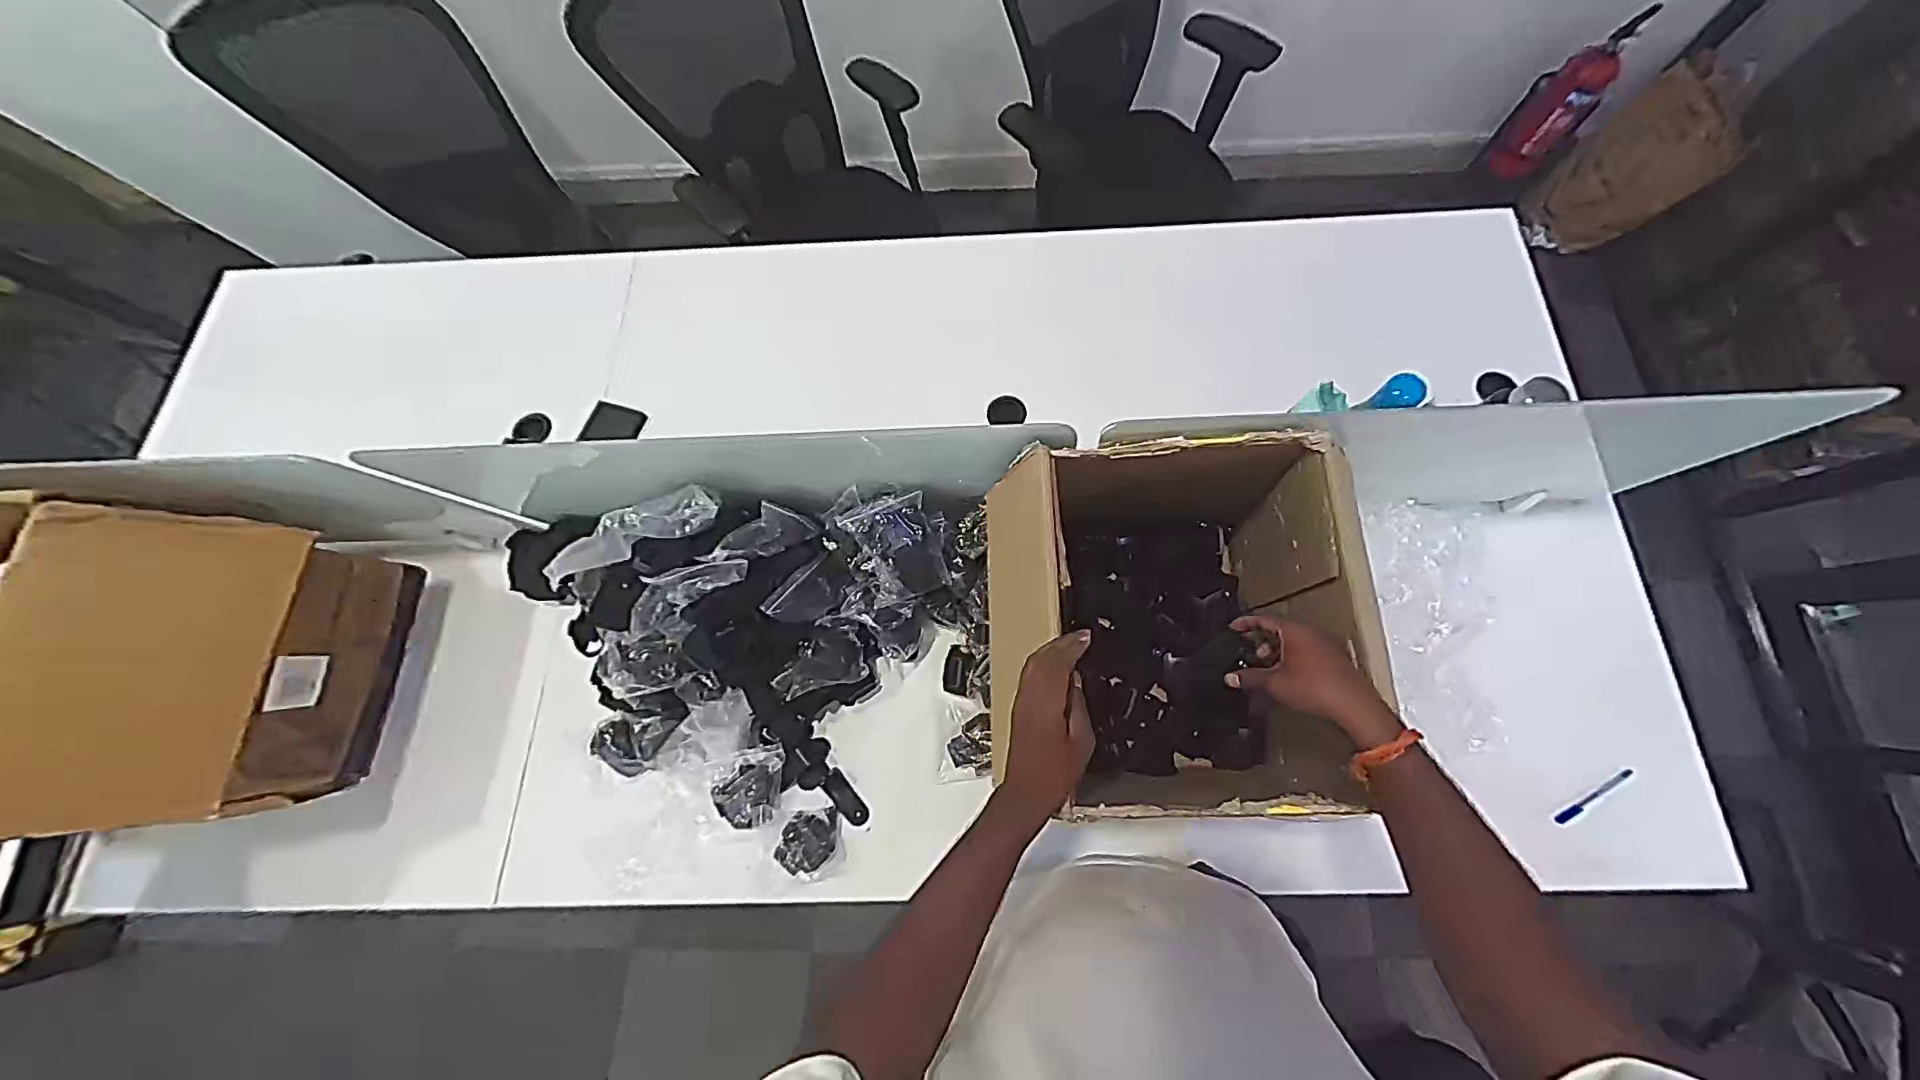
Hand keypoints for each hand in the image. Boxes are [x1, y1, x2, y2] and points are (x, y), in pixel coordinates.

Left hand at [996, 630, 1093, 823]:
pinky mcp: (1017, 708)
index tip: (1086, 637)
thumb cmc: (1055, 773)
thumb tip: (1074, 681)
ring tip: (1068, 644)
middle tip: (1080, 636)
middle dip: (1061, 643)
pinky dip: (1041, 662)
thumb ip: (1078, 706)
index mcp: (1046, 703)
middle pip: (1041, 658)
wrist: (1027, 790)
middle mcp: (1029, 698)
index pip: (1058, 662)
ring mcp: (1020, 702)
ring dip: (1050, 649)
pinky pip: (1028, 675)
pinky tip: (1053, 664)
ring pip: (1031, 664)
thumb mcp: (1082, 741)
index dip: (1072, 646)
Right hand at [1224, 616, 1402, 746]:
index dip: (1247, 623)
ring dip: (1277, 653)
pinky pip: (1307, 652)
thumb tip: (1231, 677)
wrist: (1353, 706)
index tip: (1234, 627)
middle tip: (1249, 654)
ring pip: (1294, 642)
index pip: (1265, 619)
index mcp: (1295, 631)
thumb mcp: (1275, 683)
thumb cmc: (1314, 688)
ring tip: (1266, 669)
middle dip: (1262, 642)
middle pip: (1280, 630)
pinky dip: (1292, 659)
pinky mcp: (1335, 660)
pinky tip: (1286, 677)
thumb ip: (1250, 677)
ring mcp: (1326, 646)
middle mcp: (1311, 633)